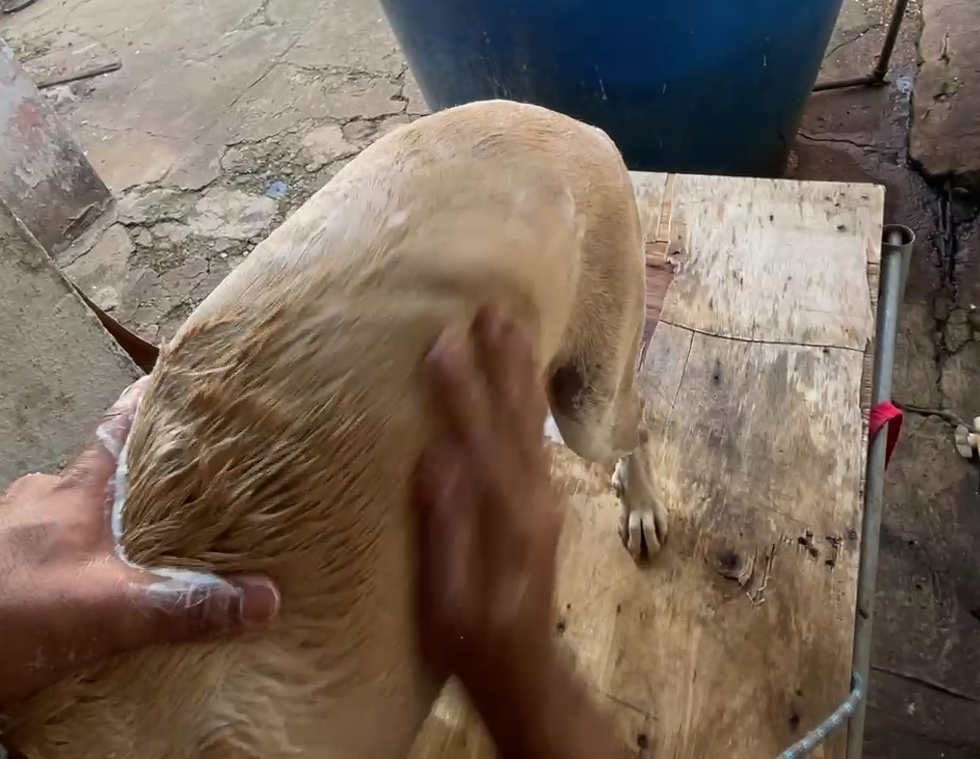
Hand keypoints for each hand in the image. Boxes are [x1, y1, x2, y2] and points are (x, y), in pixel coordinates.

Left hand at [0, 379, 280, 758]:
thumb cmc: (6, 610)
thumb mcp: (109, 611)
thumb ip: (185, 606)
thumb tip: (268, 600)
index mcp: (76, 486)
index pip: (121, 424)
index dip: (148, 398)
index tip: (173, 376)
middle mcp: (39, 492)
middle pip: (97, 466)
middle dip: (134, 470)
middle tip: (176, 479)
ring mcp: (2, 524)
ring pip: (65, 506)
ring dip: (96, 515)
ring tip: (130, 540)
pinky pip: (35, 541)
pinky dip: (62, 548)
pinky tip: (67, 583)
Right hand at [414, 309, 561, 706]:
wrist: (525, 670)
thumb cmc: (471, 637)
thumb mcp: (445, 596)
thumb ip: (443, 525)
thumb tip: (434, 456)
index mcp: (505, 515)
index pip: (479, 437)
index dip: (459, 389)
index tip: (443, 342)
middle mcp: (533, 495)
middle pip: (516, 414)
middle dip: (504, 359)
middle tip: (493, 309)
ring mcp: (544, 495)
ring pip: (532, 418)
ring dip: (522, 368)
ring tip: (514, 324)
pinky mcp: (545, 498)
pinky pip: (537, 433)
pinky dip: (531, 395)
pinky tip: (525, 376)